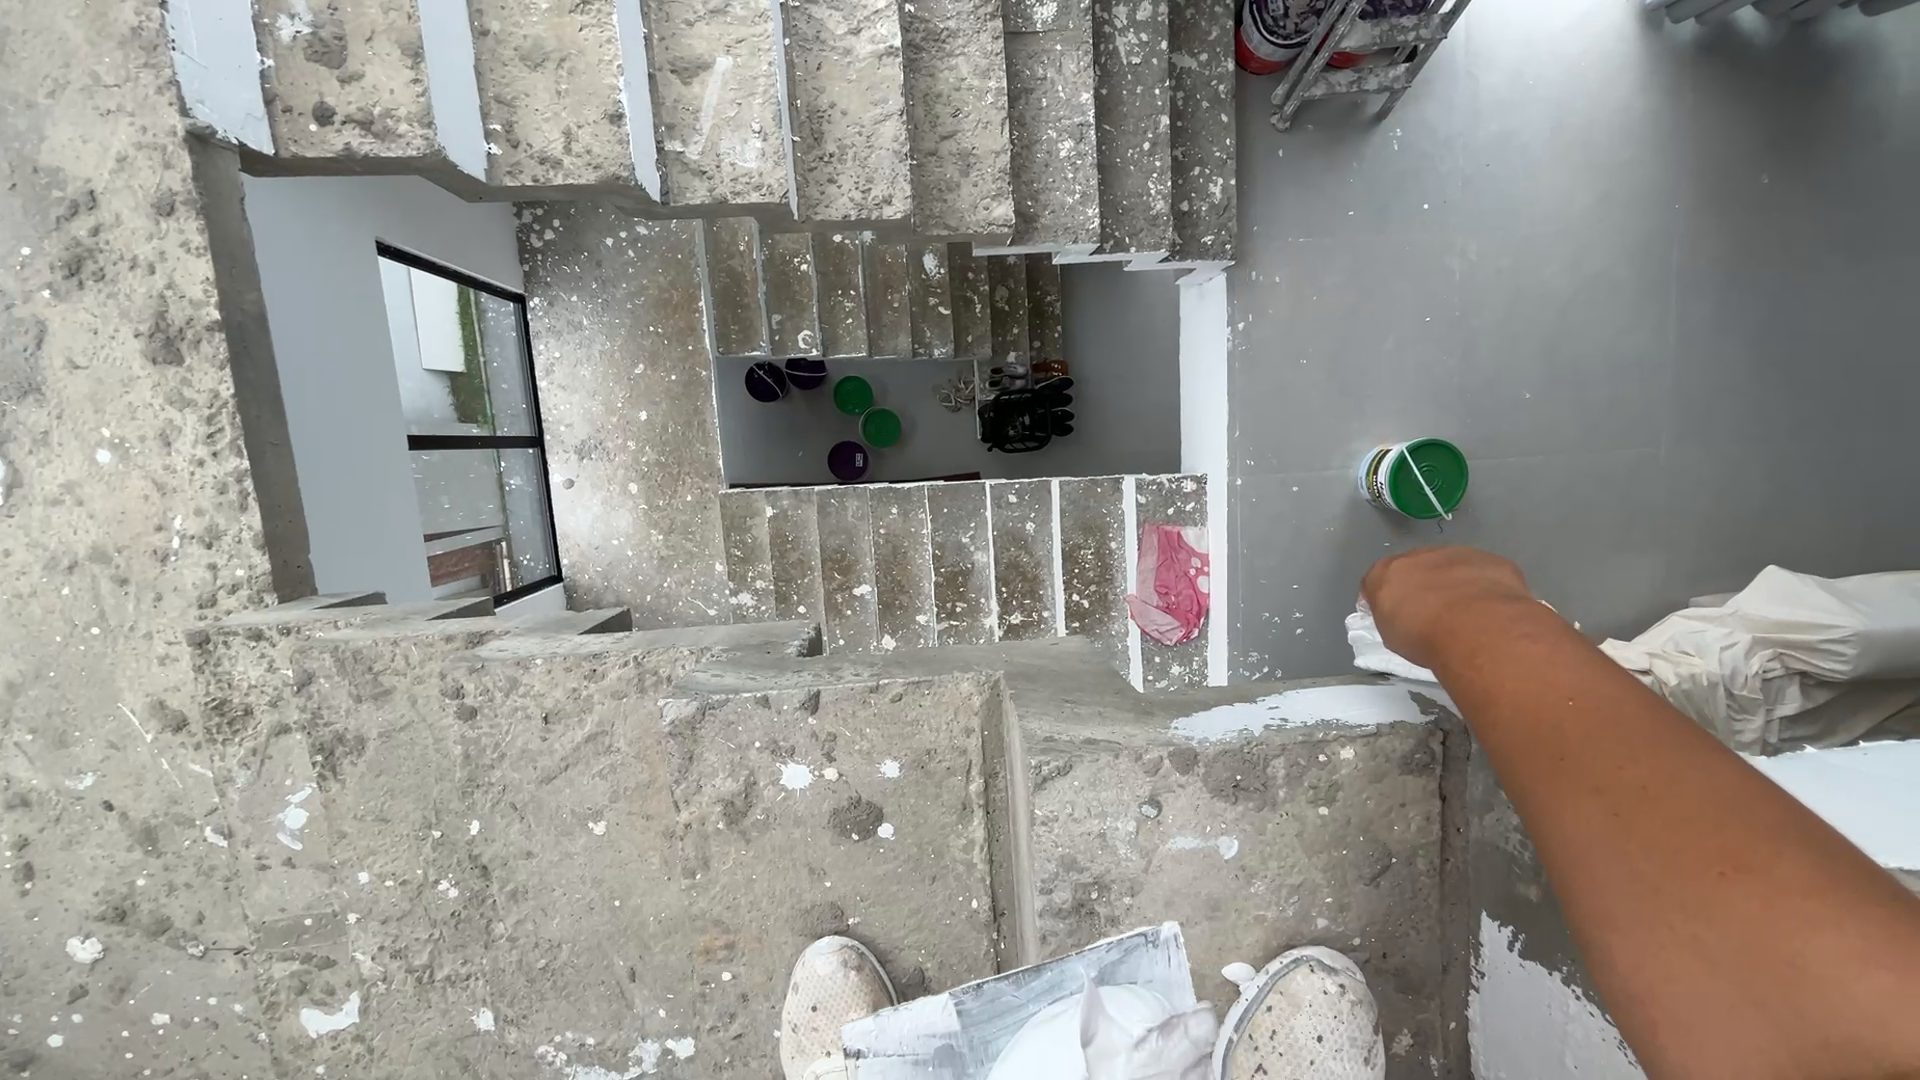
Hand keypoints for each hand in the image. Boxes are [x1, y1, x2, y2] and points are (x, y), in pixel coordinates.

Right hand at [1361, 546, 1539, 671]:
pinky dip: (1484, 586)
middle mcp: (1416, 555)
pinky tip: (1491, 608)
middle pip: (1415, 567)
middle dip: (1421, 585)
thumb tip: (1399, 616)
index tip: (1395, 614)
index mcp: (1384, 572)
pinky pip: (1482, 572)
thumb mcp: (1391, 636)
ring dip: (1454, 583)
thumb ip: (1391, 616)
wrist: (1478, 628)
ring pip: (1451, 566)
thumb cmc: (1424, 636)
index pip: (1377, 580)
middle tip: (1432, 613)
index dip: (1386, 598)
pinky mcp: (1491, 559)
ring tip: (1466, 613)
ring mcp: (1456, 554)